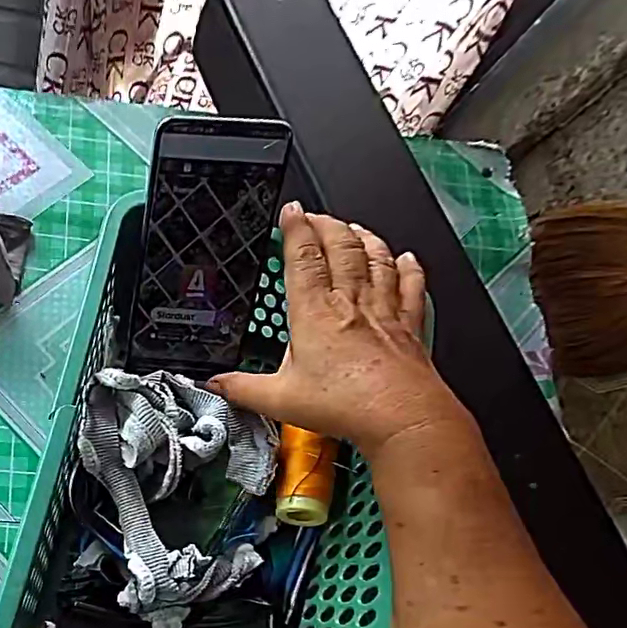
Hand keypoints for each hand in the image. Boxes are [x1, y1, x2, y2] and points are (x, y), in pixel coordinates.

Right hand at [209, 204, 467, 457]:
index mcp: (314, 313)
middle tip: (316, 216)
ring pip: (375, 257)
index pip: (302, 256)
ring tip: (353, 227)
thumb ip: (243, 389)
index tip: (291, 212)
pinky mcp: (407, 326)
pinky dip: (407, 267)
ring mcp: (383, 310)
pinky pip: (409, 285)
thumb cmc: (346, 404)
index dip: (295, 229)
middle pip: (341, 246)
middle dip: (326, 224)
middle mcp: (350, 302)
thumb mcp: (279, 400)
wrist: (400, 415)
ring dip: (363, 237)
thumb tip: (216, 385)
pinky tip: (405, 259)